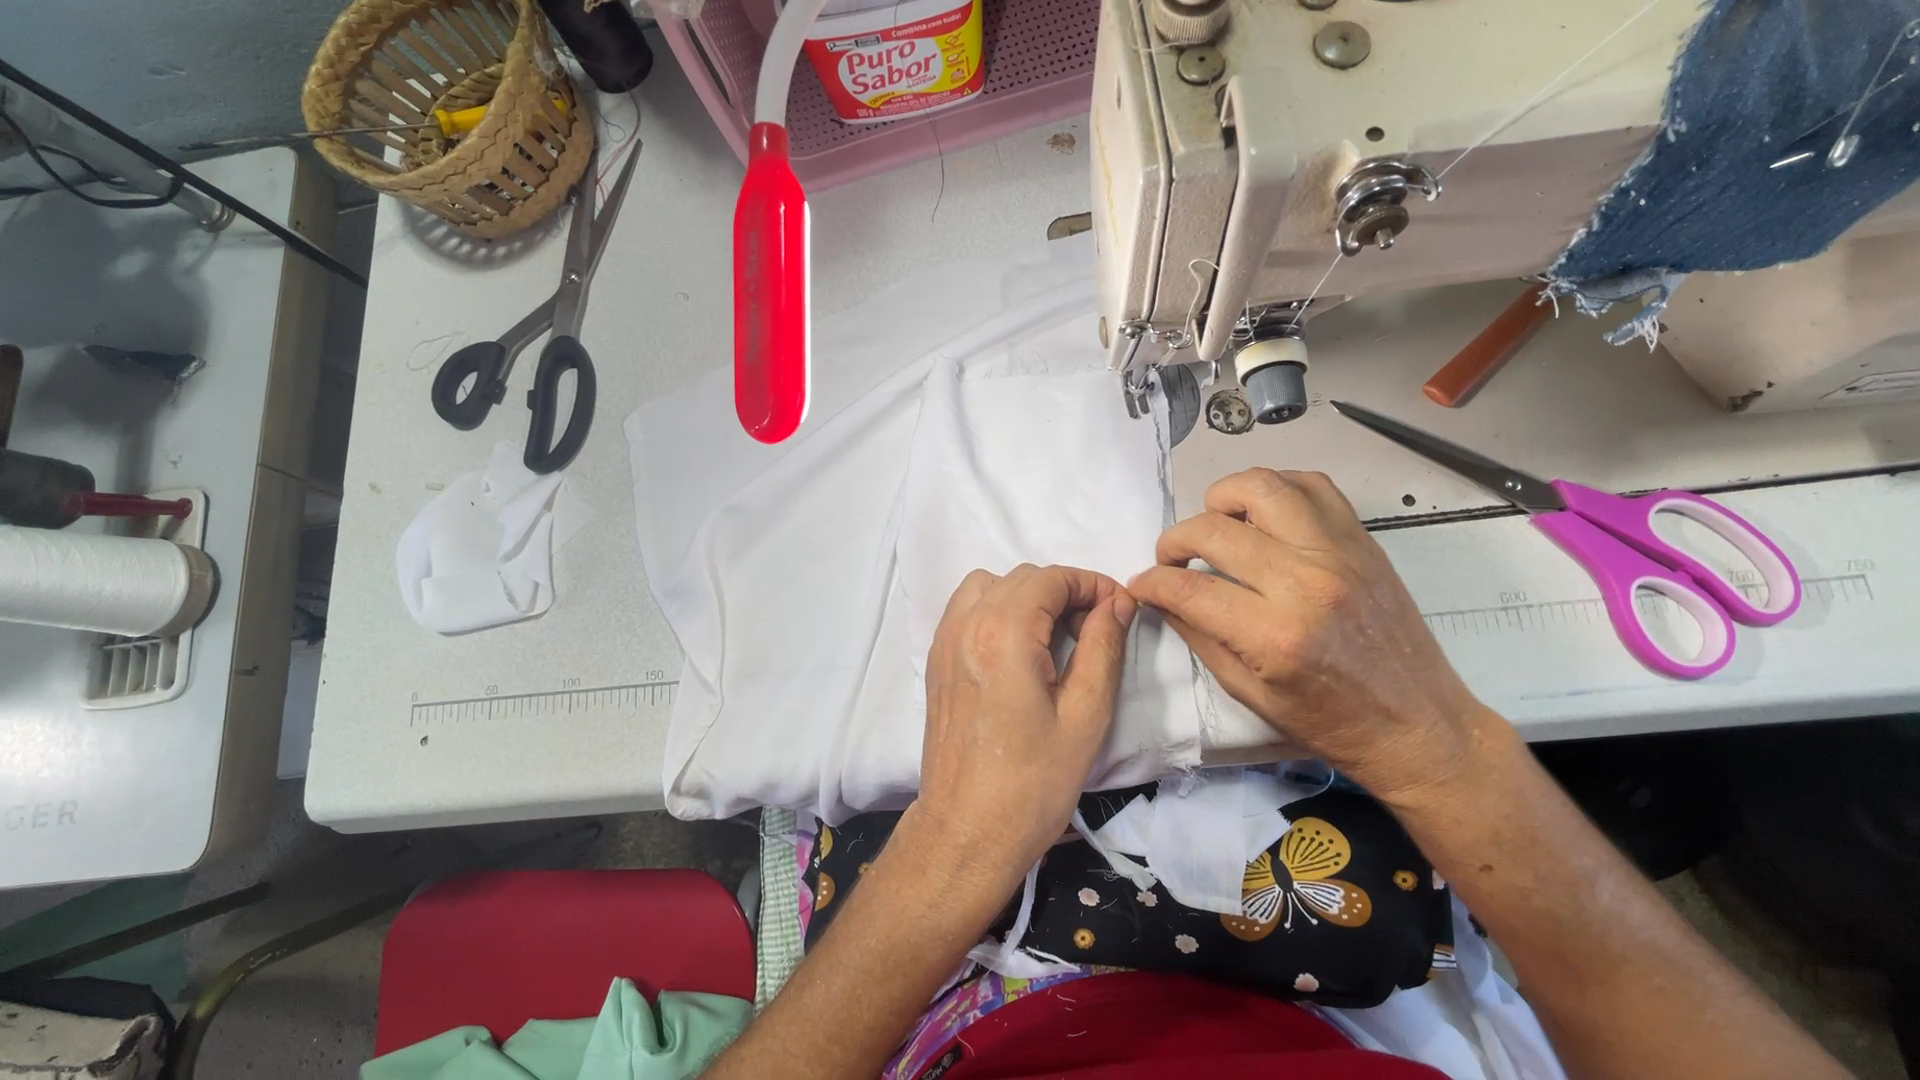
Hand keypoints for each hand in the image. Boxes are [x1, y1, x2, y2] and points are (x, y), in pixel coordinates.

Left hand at [914, 564, 1136, 887]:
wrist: (968, 830)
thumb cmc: (1034, 782)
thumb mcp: (1085, 715)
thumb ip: (1103, 647)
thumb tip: (1117, 602)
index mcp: (1004, 633)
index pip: (1052, 578)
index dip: (1092, 585)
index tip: (1120, 609)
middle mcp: (966, 625)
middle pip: (1021, 578)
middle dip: (1064, 591)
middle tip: (1096, 628)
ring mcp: (944, 643)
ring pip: (988, 587)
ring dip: (1027, 597)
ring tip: (1056, 636)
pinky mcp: (936, 663)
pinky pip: (966, 610)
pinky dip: (996, 610)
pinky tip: (1020, 650)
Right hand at [1128, 468, 1489, 805]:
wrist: (1417, 723)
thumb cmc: (1329, 722)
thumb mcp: (1249, 693)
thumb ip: (1200, 637)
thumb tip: (1162, 597)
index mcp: (1274, 635)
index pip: (1187, 587)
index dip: (1151, 582)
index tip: (1141, 585)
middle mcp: (1305, 582)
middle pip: (1214, 530)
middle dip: (1174, 541)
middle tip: (1170, 559)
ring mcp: (1338, 553)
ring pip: (1262, 487)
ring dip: (1221, 499)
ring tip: (1215, 526)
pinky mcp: (1361, 540)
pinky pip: (1312, 485)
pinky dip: (1276, 489)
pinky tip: (1262, 515)